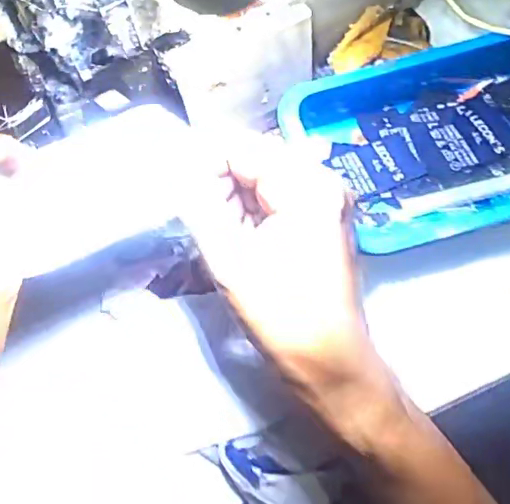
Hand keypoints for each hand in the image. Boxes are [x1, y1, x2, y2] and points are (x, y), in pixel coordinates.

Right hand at [188, 137, 494, 503]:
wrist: (330, 364)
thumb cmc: (282, 316)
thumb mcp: (227, 256)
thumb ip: (200, 202)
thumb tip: (179, 166)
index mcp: (305, 186)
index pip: (238, 146)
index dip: (203, 162)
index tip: (183, 188)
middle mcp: (321, 179)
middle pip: (250, 152)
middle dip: (218, 173)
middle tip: (200, 208)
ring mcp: (325, 193)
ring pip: (258, 167)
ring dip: (232, 187)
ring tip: (221, 222)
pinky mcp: (320, 209)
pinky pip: (271, 185)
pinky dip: (248, 199)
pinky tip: (239, 226)